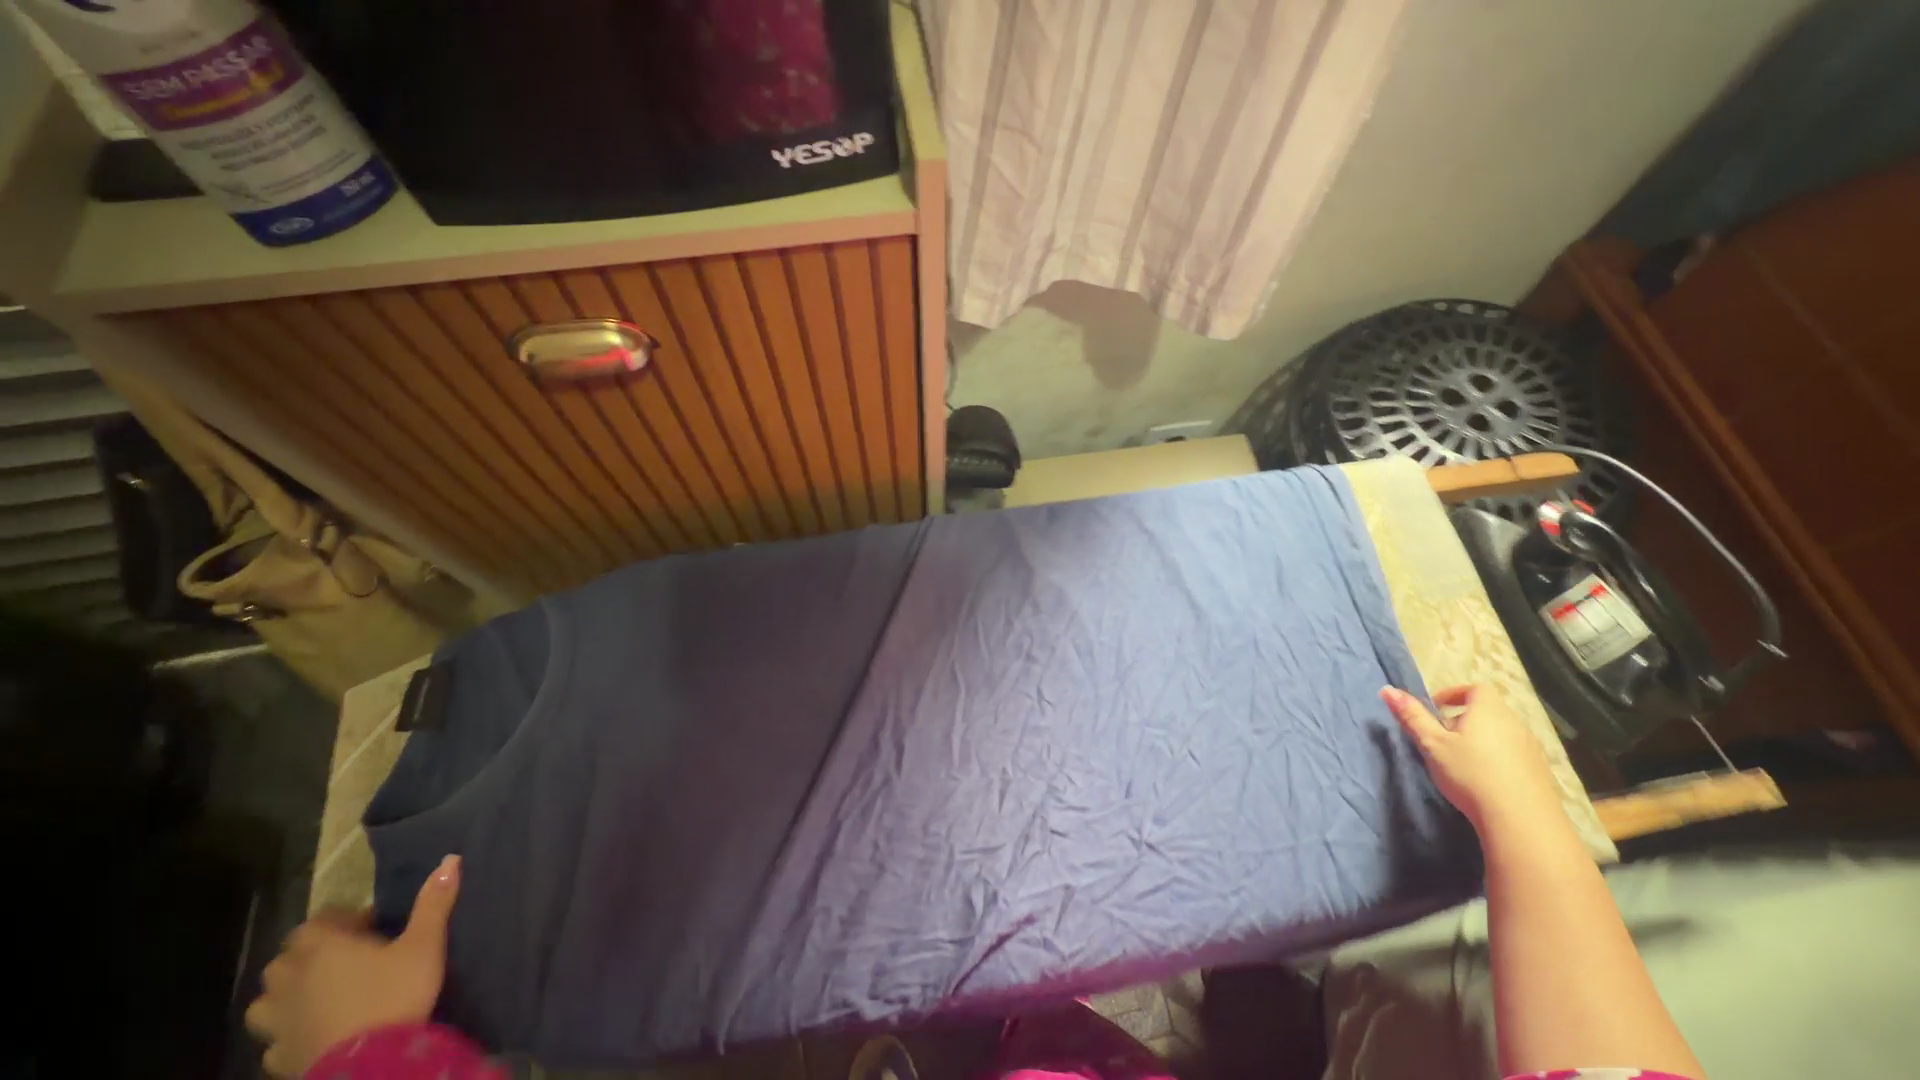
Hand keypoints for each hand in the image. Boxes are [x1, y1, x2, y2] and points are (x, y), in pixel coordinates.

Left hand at [246, 855, 460, 1077]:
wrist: (369, 1064)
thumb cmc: (395, 994)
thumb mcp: (424, 944)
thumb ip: (433, 903)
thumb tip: (451, 858)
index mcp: (322, 947)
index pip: (317, 922)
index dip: (341, 921)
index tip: (370, 927)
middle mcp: (291, 979)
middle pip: (287, 958)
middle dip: (310, 955)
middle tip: (346, 959)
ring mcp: (279, 1021)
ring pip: (268, 1000)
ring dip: (287, 995)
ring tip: (318, 997)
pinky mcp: (279, 1055)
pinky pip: (275, 1040)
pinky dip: (289, 1033)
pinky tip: (313, 1034)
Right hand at [1380, 685, 1564, 833]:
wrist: (1520, 819)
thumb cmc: (1469, 773)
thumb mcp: (1432, 744)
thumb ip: (1412, 717)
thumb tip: (1387, 689)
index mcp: (1488, 710)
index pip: (1474, 688)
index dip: (1453, 695)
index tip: (1435, 712)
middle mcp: (1514, 722)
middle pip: (1486, 711)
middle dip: (1463, 719)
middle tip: (1442, 739)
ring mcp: (1530, 747)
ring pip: (1500, 733)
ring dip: (1480, 739)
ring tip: (1462, 761)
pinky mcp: (1539, 770)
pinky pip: (1513, 753)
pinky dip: (1497, 757)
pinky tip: (1485, 779)